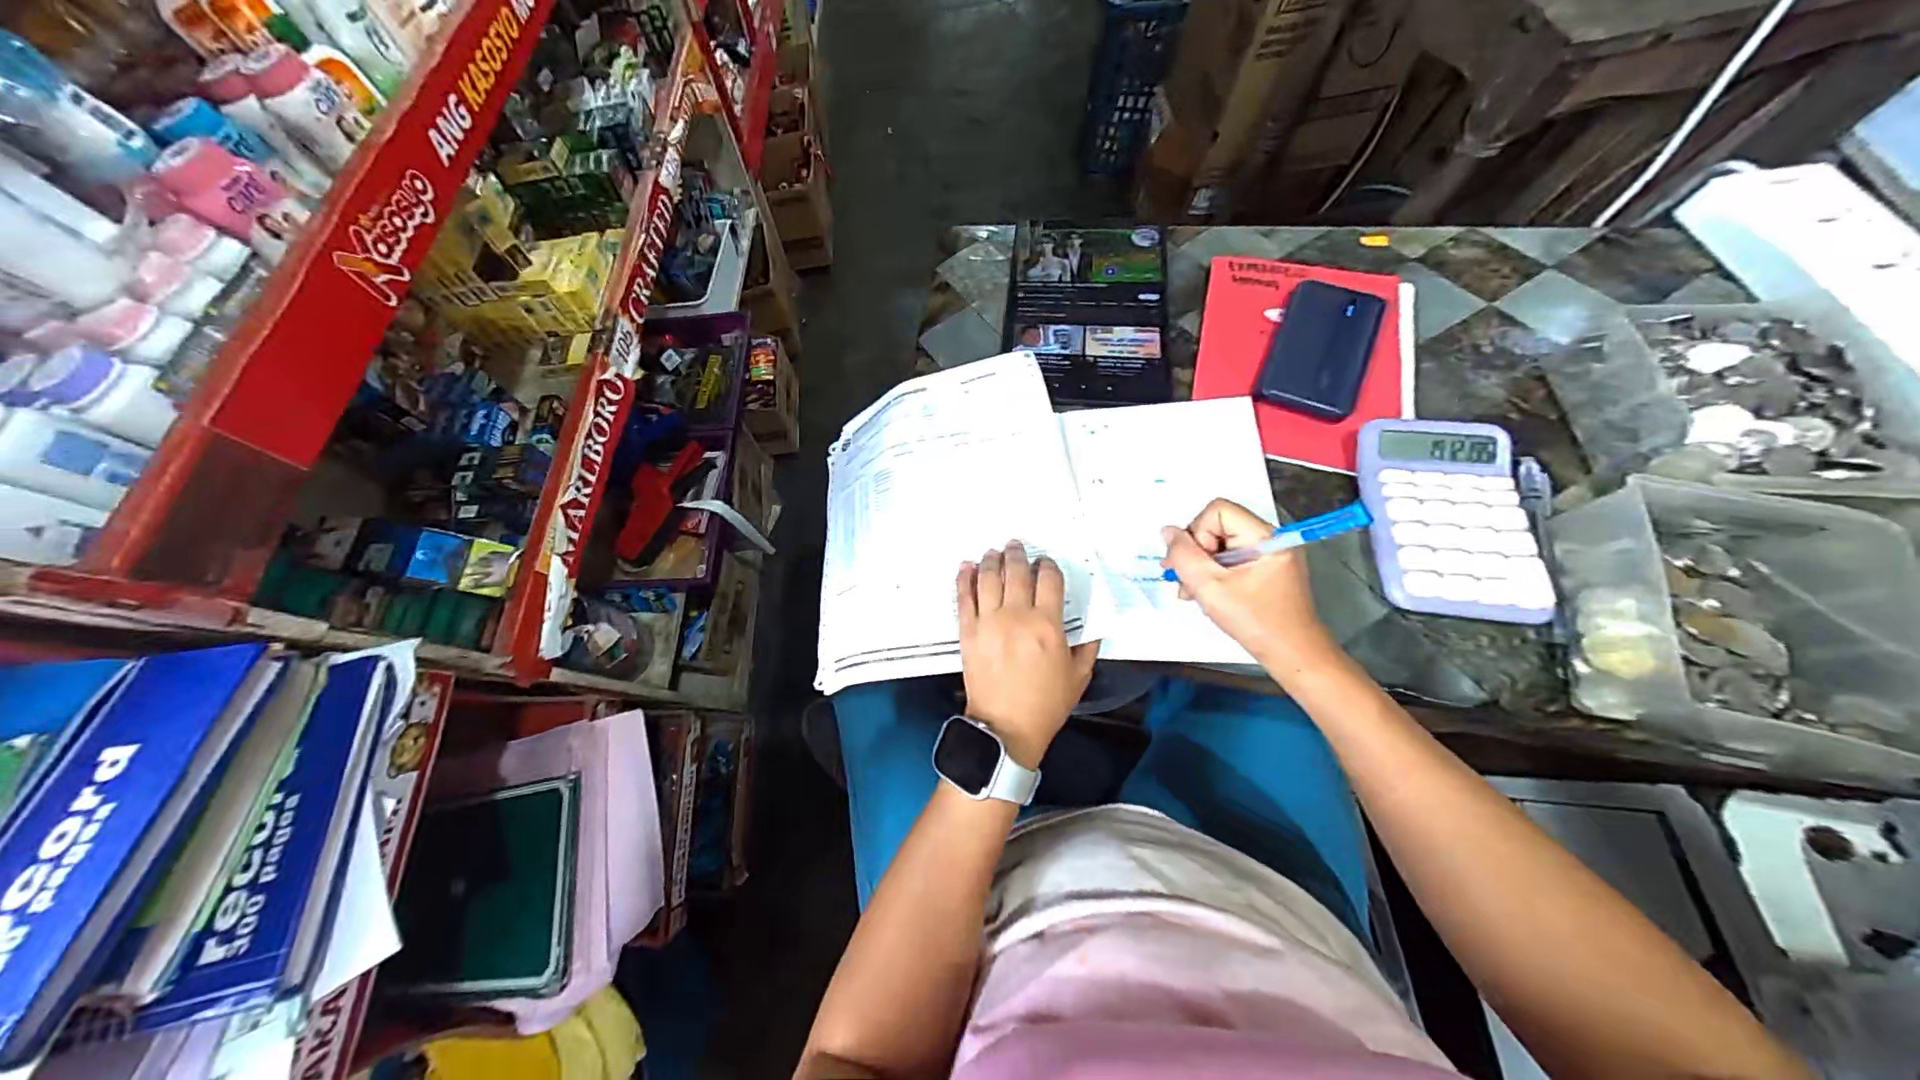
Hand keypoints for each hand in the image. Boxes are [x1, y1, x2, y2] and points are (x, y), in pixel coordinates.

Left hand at [957, 541, 1098, 767]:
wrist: (1005, 727)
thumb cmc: (1045, 704)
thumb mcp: (1079, 676)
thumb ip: (1087, 646)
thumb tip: (1091, 628)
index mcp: (1047, 625)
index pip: (1048, 580)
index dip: (1048, 566)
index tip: (1046, 563)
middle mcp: (1017, 616)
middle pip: (1016, 571)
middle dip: (1017, 554)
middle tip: (1016, 546)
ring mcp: (989, 622)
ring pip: (988, 578)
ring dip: (991, 561)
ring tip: (993, 553)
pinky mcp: (968, 632)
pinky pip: (964, 597)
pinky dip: (964, 579)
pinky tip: (966, 567)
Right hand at [1160, 499, 1340, 681]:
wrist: (1293, 654)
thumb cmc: (1258, 623)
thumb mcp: (1210, 588)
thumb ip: (1183, 556)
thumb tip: (1168, 532)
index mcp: (1265, 537)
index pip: (1217, 511)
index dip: (1198, 534)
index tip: (1198, 565)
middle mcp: (1270, 539)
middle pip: (1217, 526)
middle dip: (1197, 553)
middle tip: (1188, 582)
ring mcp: (1270, 554)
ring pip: (1221, 544)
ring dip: (1202, 566)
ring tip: (1195, 592)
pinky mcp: (1266, 568)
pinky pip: (1231, 558)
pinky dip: (1215, 573)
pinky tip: (1208, 594)